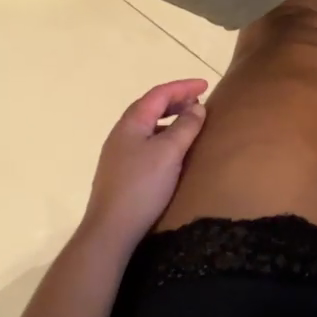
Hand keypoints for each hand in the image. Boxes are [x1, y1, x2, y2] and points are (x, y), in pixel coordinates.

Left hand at [81, 79, 208, 249]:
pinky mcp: (121, 172)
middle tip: (199, 103)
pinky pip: (145, 142)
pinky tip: (172, 151)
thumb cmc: (142, 186)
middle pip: (151, 107)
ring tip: (189, 125)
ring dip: (169, 119)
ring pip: (148, 126)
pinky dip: (163, 136)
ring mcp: (118, 154)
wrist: (110, 231)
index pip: (159, 94)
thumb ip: (185, 126)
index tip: (206, 85)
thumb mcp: (169, 152)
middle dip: (176, 101)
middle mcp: (121, 133)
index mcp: (131, 122)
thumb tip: (196, 107)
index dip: (183, 87)